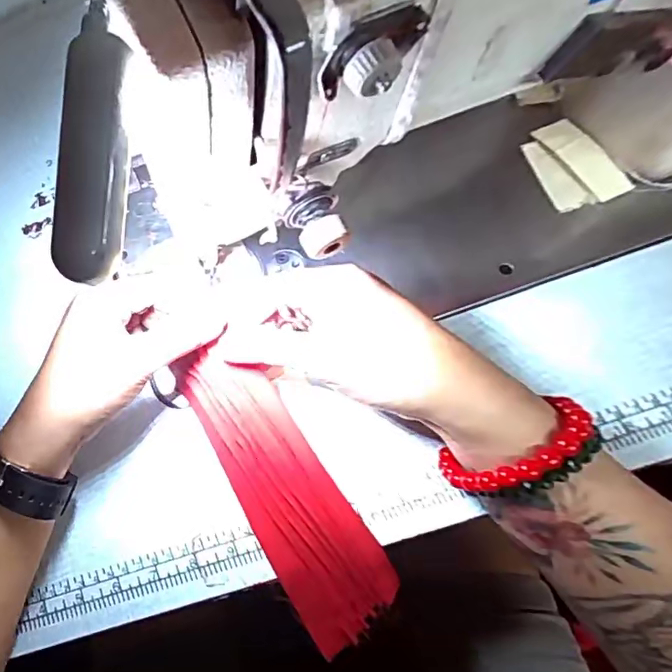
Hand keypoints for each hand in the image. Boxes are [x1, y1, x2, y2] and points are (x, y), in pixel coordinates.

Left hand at [0, 275, 225, 476]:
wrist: (52, 425)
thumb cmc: (81, 391)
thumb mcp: (141, 360)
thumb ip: (182, 336)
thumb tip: (214, 319)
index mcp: (103, 298)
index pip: (160, 284)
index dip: (191, 299)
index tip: (215, 314)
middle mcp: (98, 304)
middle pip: (155, 298)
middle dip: (180, 317)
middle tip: (201, 337)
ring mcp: (98, 324)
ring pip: (148, 317)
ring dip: (169, 332)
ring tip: (182, 352)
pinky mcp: (101, 344)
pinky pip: (137, 333)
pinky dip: (155, 344)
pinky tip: (163, 360)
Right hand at [212, 265, 556, 468]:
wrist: (451, 389)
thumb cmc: (398, 365)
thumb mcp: (321, 358)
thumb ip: (270, 349)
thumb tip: (232, 344)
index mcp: (332, 282)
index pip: (268, 290)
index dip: (239, 317)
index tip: (221, 341)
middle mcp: (344, 289)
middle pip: (282, 303)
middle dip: (255, 329)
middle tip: (234, 357)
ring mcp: (355, 310)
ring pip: (300, 320)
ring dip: (276, 342)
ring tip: (257, 366)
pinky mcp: (364, 333)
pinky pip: (319, 334)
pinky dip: (299, 350)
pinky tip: (290, 369)